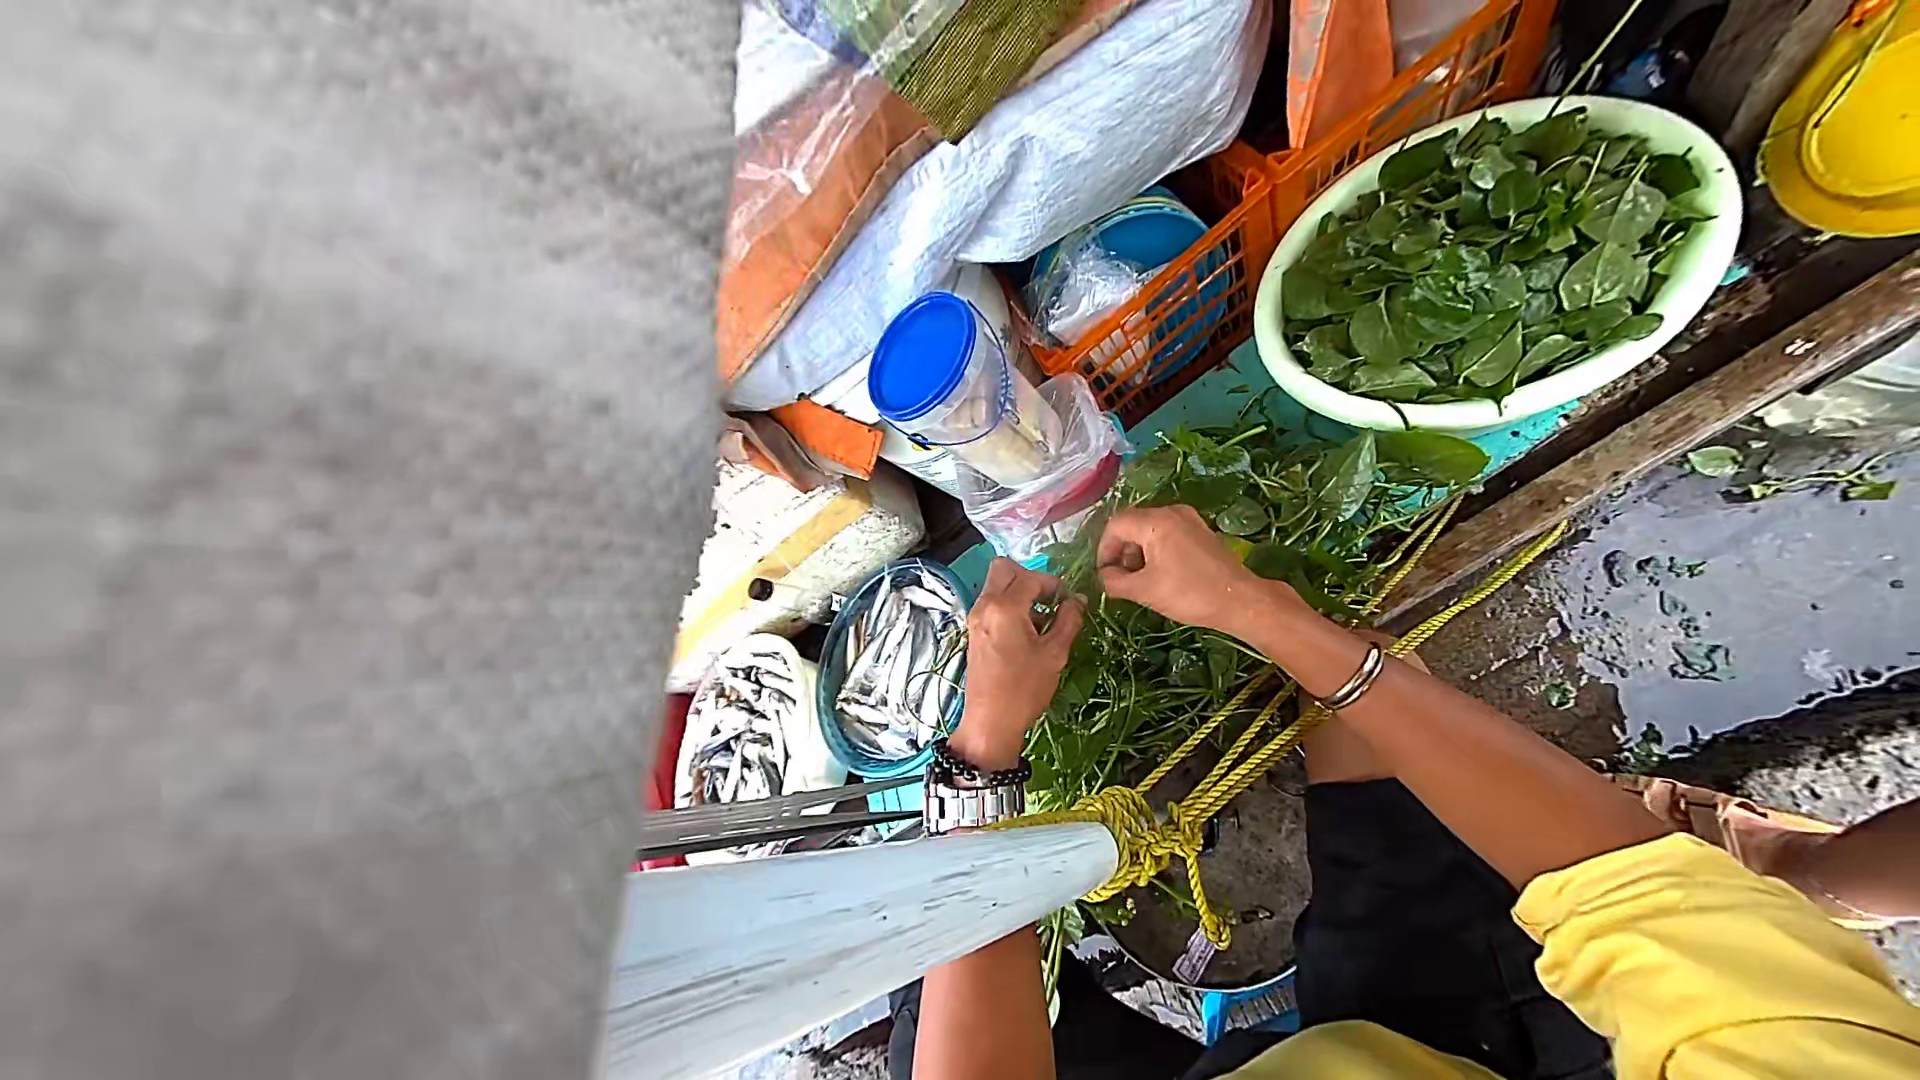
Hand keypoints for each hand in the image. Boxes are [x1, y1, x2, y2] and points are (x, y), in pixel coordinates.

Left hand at [952, 558, 1084, 769]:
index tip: (1068, 600)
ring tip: (1041, 621)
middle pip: (1004, 568)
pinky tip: (1027, 632)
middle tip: (1049, 600)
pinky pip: (991, 603)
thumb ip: (1068, 620)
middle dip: (1029, 577)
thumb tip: (1077, 600)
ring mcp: (975, 617)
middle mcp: (984, 605)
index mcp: (1004, 608)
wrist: (990, 721)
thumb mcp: (1054, 654)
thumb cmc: (1024, 689)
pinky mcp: (973, 630)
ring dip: (1019, 592)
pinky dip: (1009, 606)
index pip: (1031, 577)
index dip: (1054, 584)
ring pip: (996, 585)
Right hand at [1097, 505, 1300, 642]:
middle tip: (1120, 577)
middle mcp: (1172, 512)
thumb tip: (1103, 576)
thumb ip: (1114, 581)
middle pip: (1132, 524)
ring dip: (1137, 552)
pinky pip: (1167, 533)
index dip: (1104, 549)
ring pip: (1149, 529)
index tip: (1104, 573)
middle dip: (1120, 551)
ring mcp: (1189, 520)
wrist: (1242, 601)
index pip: (1115, 525)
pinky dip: (1155, 550)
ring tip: (1139, 579)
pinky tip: (1160, 574)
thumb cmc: (1190, 594)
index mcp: (1156, 521)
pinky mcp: (1200, 532)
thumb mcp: (1144, 591)